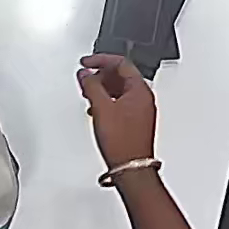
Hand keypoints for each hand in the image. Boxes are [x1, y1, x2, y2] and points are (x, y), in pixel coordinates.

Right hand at [77, 54, 156, 168]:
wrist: (131, 168)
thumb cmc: (122, 142)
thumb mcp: (101, 108)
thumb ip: (91, 86)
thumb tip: (85, 73)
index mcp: (140, 90)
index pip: (121, 63)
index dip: (101, 59)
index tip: (87, 61)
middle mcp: (144, 98)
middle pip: (122, 75)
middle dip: (101, 73)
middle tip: (86, 76)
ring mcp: (141, 110)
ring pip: (120, 88)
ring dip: (103, 87)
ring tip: (88, 91)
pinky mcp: (135, 121)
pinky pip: (121, 101)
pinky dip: (107, 99)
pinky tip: (96, 107)